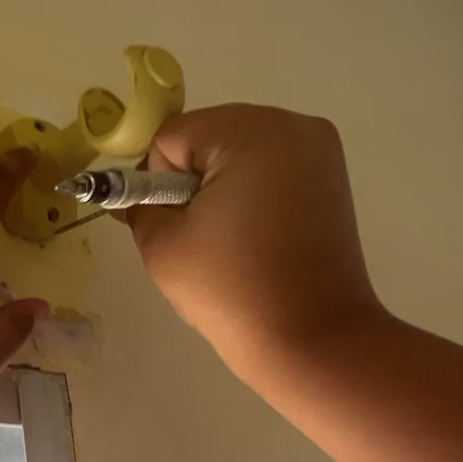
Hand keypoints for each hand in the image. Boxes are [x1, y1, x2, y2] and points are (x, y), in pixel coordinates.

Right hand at [123, 104, 386, 382]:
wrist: (306, 336)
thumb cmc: (228, 286)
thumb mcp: (162, 245)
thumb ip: (138, 207)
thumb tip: (132, 195)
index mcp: (251, 131)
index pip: (172, 136)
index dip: (157, 181)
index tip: (171, 225)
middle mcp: (293, 125)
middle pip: (209, 135)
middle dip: (190, 180)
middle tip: (196, 235)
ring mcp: (319, 151)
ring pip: (239, 152)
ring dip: (219, 187)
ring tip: (226, 241)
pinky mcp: (330, 179)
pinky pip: (269, 170)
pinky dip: (249, 195)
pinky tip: (251, 237)